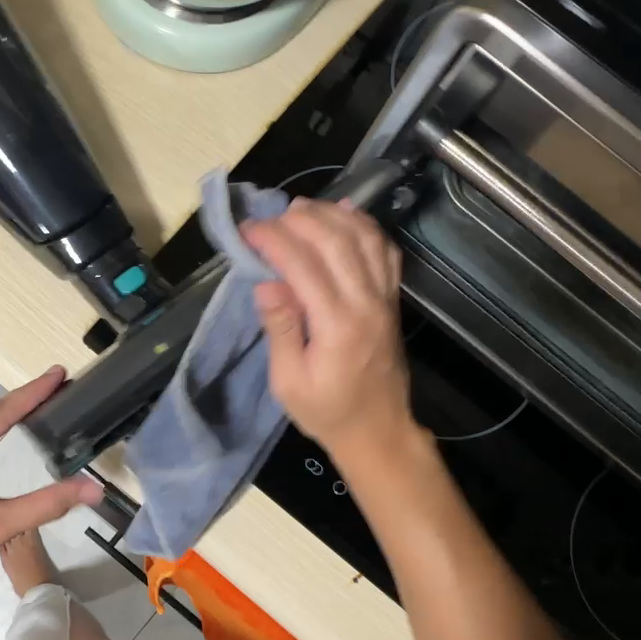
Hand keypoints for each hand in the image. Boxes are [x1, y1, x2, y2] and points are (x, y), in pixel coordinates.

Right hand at [246, 198, 415, 458]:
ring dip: (332, 215)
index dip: (274, 240)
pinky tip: (345, 212)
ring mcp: (384, 297)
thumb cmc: (326, 411)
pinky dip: (365, 225)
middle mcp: (365, 302)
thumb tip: (266, 283)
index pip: (303, 265)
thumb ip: (281, 329)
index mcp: (336, 325)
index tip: (248, 231)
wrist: (377, 430)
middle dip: (300, 220)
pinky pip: (384, 250)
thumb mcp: (289, 382)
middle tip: (270, 218)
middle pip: (336, 240)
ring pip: (364, 238)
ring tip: (301, 209)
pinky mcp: (392, 299)